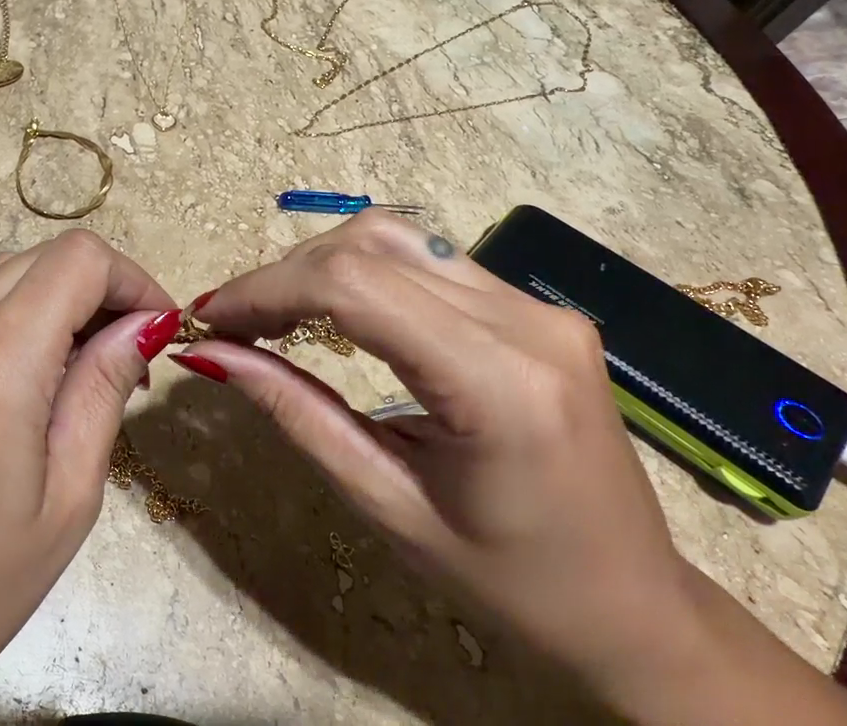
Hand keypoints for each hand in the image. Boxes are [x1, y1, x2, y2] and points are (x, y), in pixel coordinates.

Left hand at [0, 230, 179, 725]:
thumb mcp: (66, 498)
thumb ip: (103, 390)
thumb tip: (144, 325)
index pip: (78, 258)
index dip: (133, 280)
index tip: (160, 332)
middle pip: (39, 258)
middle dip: (97, 290)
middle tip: (129, 360)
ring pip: (0, 277)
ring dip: (53, 303)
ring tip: (82, 376)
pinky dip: (10, 321)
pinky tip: (27, 383)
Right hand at [171, 210, 846, 725]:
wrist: (637, 607)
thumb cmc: (508, 580)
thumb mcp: (384, 502)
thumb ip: (295, 411)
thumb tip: (209, 353)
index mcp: (498, 382)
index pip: (354, 284)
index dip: (265, 289)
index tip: (209, 320)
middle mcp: (528, 322)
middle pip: (371, 246)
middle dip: (282, 276)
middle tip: (231, 324)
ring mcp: (540, 308)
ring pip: (398, 239)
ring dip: (318, 267)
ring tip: (271, 316)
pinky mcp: (537, 310)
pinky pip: (428, 261)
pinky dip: (359, 274)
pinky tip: (329, 312)